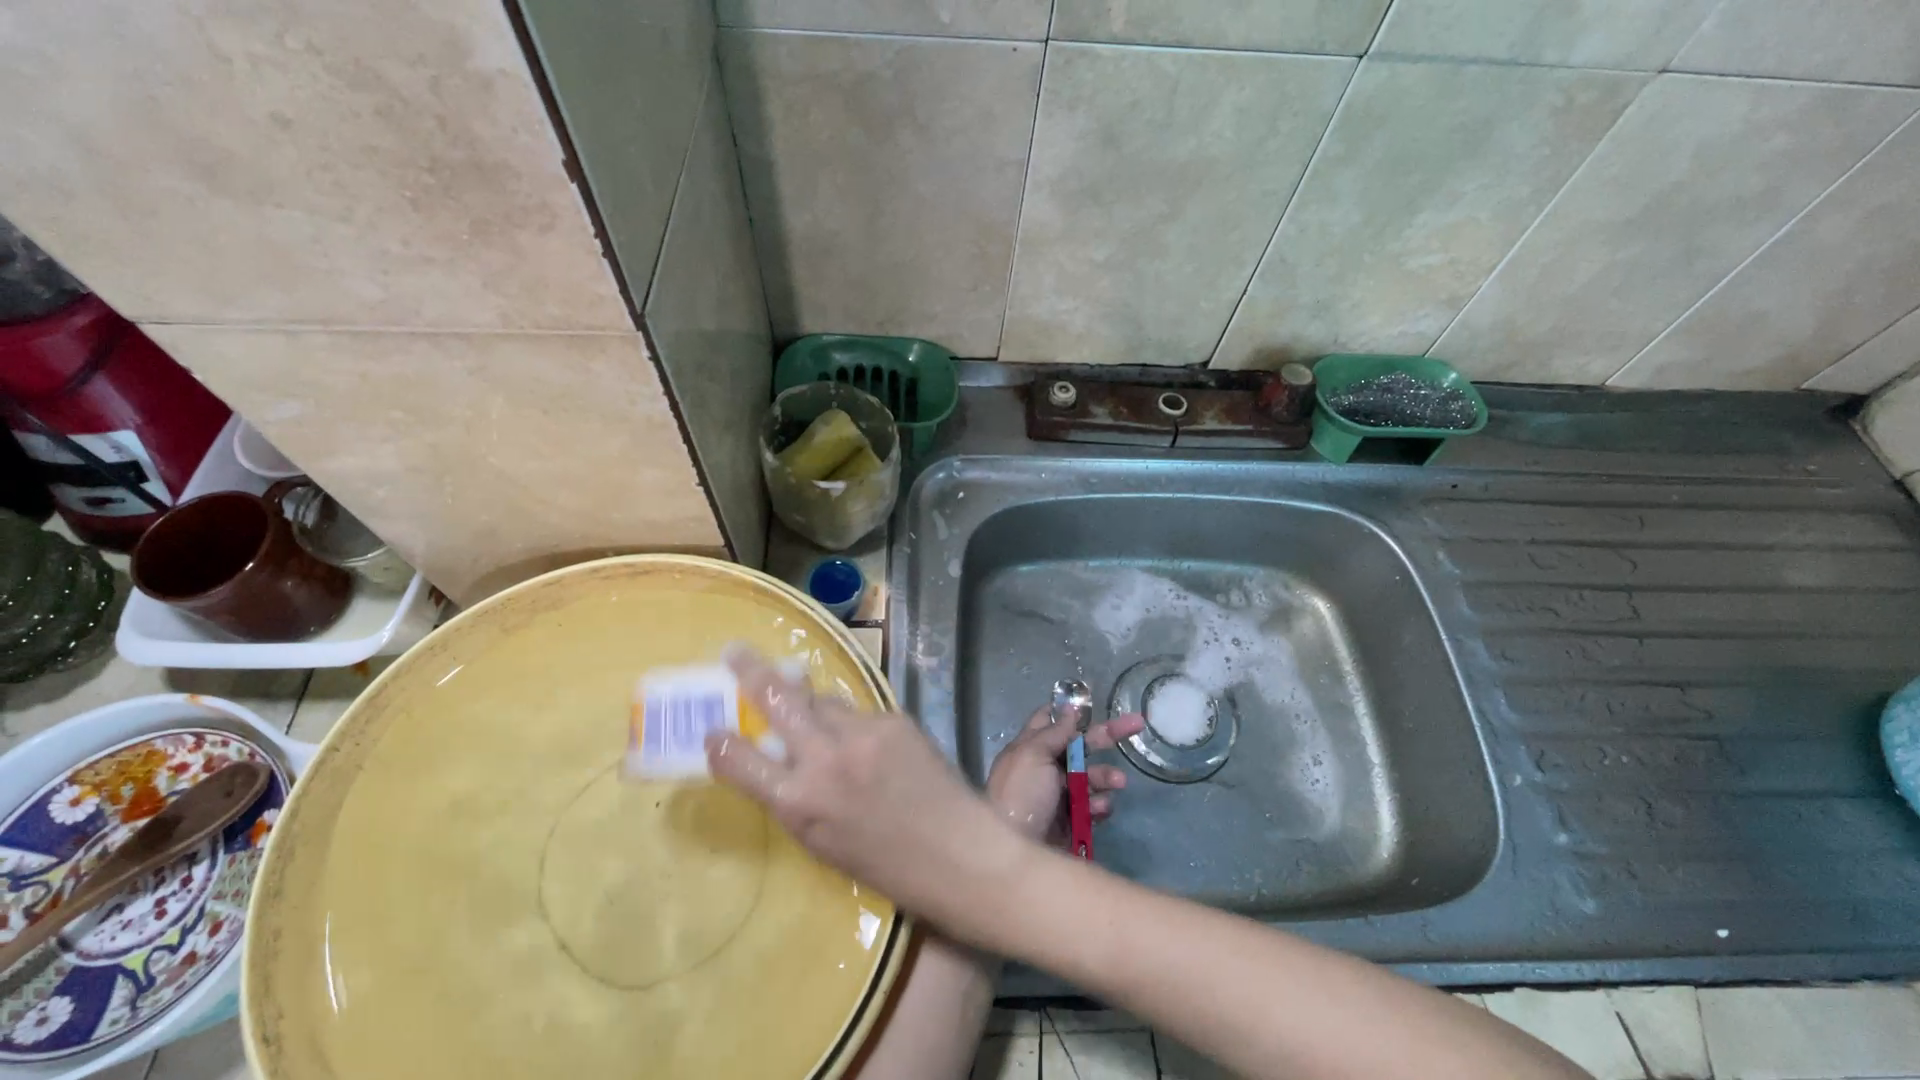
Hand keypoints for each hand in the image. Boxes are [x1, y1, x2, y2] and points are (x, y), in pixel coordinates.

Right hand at [704, 647, 1029, 927]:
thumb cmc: (886, 867)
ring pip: (821, 700)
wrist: (960, 855)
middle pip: (776, 697)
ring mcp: (862, 733)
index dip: (719, 742)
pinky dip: (853, 723)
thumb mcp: (821, 842)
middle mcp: (824, 759)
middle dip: (750, 669)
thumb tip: (775, 756)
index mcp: (798, 802)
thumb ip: (793, 797)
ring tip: (806, 703)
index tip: (713, 730)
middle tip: (735, 651)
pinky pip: (860, 713)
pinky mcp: (894, 720)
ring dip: (809, 702)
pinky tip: (868, 745)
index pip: (736, 759)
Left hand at [987, 706, 1143, 846]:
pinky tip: (1101, 808)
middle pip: (1078, 745)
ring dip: (1105, 776)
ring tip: (1119, 782)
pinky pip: (1092, 806)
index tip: (1094, 702)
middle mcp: (1043, 768)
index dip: (1070, 711)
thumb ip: (1053, 733)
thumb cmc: (1021, 795)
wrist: (1018, 852)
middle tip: (1137, 724)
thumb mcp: (1032, 755)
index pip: (1049, 721)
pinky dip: (1100, 804)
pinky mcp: (1071, 821)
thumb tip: (1069, 710)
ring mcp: (1058, 795)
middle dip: (1106, 735)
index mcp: (1028, 748)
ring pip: (1090, 776)